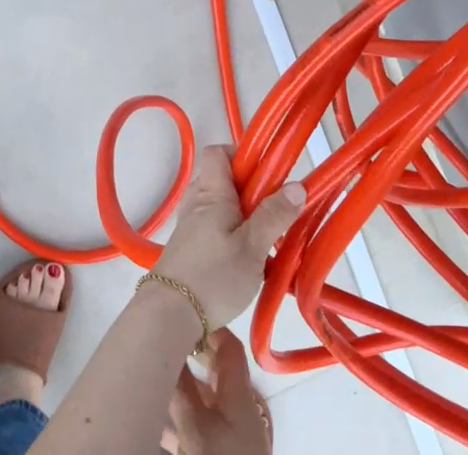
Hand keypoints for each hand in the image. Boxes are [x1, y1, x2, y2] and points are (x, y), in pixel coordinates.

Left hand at [150, 144, 304, 328]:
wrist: (170, 315)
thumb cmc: (214, 276)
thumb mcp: (252, 247)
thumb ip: (274, 216)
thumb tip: (297, 185)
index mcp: (211, 192)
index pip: (218, 152)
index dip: (243, 155)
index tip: (270, 174)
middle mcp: (197, 202)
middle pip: (224, 180)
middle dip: (253, 191)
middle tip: (278, 211)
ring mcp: (191, 226)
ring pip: (222, 207)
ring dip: (246, 216)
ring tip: (270, 239)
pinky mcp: (191, 248)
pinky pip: (216, 228)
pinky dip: (235, 235)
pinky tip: (253, 260)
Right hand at [166, 330, 272, 454]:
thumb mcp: (196, 424)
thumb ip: (182, 389)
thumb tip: (168, 347)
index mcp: (241, 392)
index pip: (231, 347)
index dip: (210, 327)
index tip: (183, 316)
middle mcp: (241, 405)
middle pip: (218, 370)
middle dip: (191, 356)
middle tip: (163, 345)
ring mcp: (235, 428)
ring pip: (207, 397)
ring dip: (183, 387)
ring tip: (155, 378)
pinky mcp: (227, 447)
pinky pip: (203, 421)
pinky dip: (182, 414)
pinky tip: (159, 418)